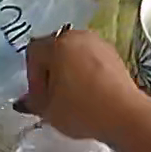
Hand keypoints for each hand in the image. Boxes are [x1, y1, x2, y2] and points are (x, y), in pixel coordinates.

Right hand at [21, 30, 150, 144]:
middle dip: (49, 72)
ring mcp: (99, 43)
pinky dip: (84, 73)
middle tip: (51, 97)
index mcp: (57, 44)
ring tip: (70, 97)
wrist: (125, 115)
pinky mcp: (115, 55)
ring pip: (74, 54)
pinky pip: (91, 60)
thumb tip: (25, 101)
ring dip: (67, 72)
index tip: (38, 98)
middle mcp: (78, 36)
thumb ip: (33, 102)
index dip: (31, 76)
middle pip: (54, 49)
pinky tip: (88, 94)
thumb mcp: (49, 111)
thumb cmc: (81, 110)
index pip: (33, 52)